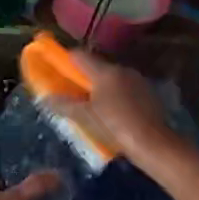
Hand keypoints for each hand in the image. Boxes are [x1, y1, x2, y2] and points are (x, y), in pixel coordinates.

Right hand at [66, 51, 188, 164]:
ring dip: (99, 86)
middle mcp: (121, 69)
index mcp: (104, 72)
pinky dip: (115, 93)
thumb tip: (45, 97)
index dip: (64, 61)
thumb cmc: (114, 127)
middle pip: (96, 65)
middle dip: (82, 76)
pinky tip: (112, 111)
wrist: (153, 143)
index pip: (79, 55)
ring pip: (111, 76)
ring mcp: (137, 79)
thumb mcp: (85, 118)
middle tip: (71, 92)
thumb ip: (64, 104)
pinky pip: (124, 86)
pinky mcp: (148, 91)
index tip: (56, 71)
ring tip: (91, 105)